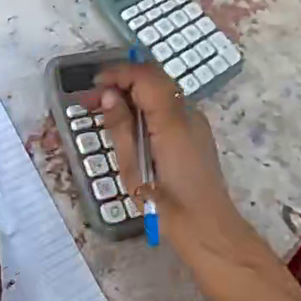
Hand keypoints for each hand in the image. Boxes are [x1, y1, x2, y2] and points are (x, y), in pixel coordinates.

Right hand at [96, 63, 267, 266]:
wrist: (207, 227)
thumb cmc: (166, 204)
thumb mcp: (133, 168)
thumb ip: (120, 127)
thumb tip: (108, 96)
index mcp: (171, 120)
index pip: (144, 77)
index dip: (117, 73)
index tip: (93, 85)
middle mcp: (187, 112)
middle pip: (154, 77)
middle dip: (122, 80)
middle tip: (93, 98)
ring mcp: (195, 120)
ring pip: (162, 90)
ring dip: (133, 91)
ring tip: (105, 110)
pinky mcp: (195, 130)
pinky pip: (168, 105)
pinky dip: (146, 104)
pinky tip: (129, 122)